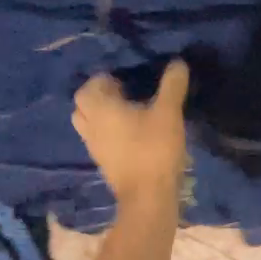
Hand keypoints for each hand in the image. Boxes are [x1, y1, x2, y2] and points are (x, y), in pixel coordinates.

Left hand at [72, 60, 188, 212]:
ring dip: (102, 114)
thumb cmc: (154, 149)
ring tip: (128, 111)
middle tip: (124, 91)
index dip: (103, 80)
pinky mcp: (104, 162)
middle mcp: (91, 127)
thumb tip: (177, 62)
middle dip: (99, 95)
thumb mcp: (169, 112)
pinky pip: (98, 138)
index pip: (88, 88)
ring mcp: (94, 147)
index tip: (125, 78)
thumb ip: (172, 85)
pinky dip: (108, 130)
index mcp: (101, 110)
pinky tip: (132, 131)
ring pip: (88, 123)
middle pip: (83, 105)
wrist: (148, 197)